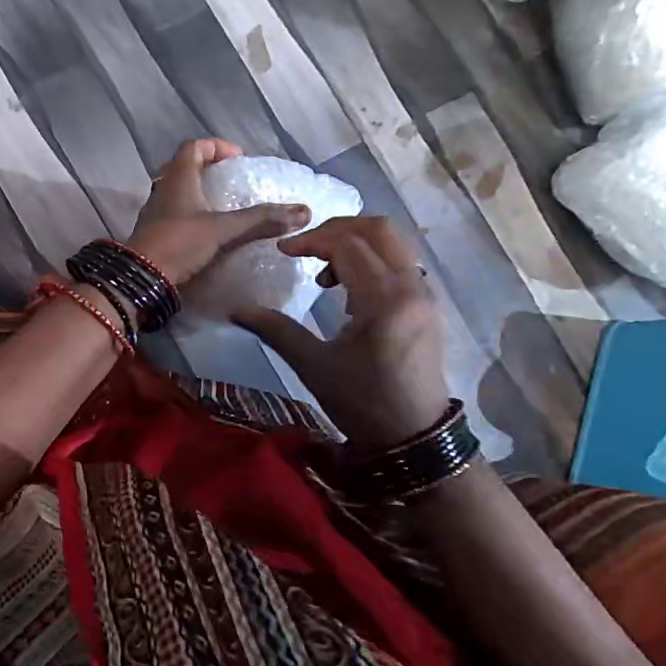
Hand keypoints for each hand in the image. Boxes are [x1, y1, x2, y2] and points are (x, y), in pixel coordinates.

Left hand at [127, 139, 309, 284]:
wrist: (142, 277)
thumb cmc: (180, 243)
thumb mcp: (223, 229)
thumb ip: (260, 220)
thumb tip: (302, 212)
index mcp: (177, 178)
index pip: (194, 146)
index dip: (217, 146)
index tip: (237, 158)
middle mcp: (162, 190)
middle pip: (183, 168)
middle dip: (207, 170)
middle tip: (229, 181)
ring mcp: (153, 213)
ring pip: (175, 193)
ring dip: (196, 195)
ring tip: (220, 207)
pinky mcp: (151, 234)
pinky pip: (171, 215)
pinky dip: (188, 216)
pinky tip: (203, 232)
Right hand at [233, 217, 451, 446]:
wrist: (412, 435)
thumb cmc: (362, 403)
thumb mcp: (314, 367)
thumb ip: (278, 331)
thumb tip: (239, 310)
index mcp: (384, 299)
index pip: (349, 244)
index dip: (311, 241)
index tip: (282, 252)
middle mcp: (411, 287)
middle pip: (379, 230)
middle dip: (337, 230)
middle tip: (304, 249)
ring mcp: (424, 295)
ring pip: (393, 243)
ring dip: (356, 244)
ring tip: (323, 275)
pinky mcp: (426, 306)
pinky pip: (400, 263)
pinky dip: (372, 261)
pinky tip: (348, 291)